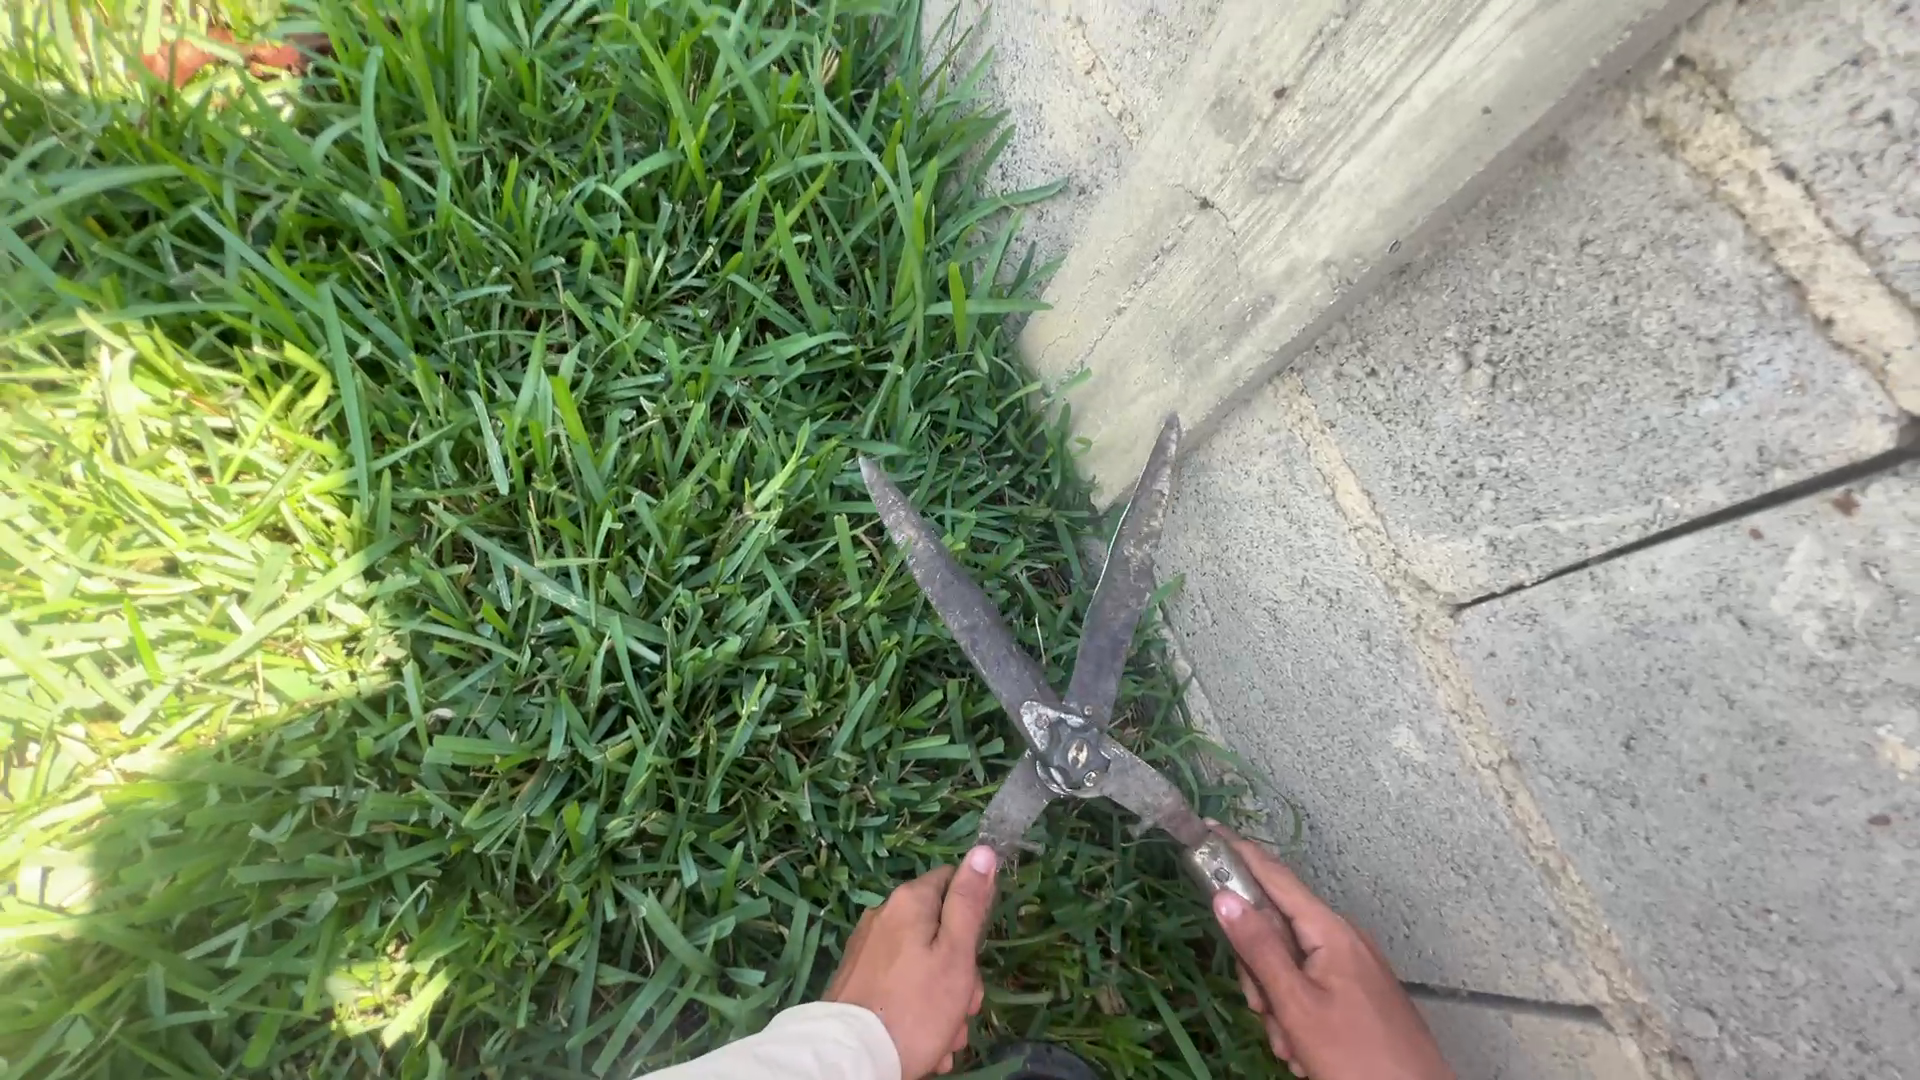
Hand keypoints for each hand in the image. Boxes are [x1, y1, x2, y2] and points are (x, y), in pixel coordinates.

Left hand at [824, 845, 998, 1078]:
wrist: (851, 1059)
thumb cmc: (916, 1006)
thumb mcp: (955, 954)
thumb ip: (969, 902)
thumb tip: (983, 850)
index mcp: (910, 900)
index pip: (952, 882)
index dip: (972, 916)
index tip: (976, 955)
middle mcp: (884, 913)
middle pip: (937, 929)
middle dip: (958, 969)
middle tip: (964, 1008)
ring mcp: (867, 947)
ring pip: (919, 962)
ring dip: (940, 996)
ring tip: (946, 1037)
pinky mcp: (856, 978)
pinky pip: (897, 983)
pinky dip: (914, 1006)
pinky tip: (923, 1040)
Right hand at [1210, 827, 1452, 1079]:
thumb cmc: (1357, 1059)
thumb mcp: (1297, 1006)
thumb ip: (1258, 949)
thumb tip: (1223, 896)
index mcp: (1330, 930)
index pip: (1275, 875)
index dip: (1239, 850)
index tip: (1208, 829)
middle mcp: (1343, 937)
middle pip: (1277, 925)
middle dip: (1257, 964)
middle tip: (1258, 1005)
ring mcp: (1354, 965)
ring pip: (1290, 960)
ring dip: (1276, 998)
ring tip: (1286, 1040)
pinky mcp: (1360, 992)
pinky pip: (1311, 982)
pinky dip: (1296, 1009)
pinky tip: (1301, 1046)